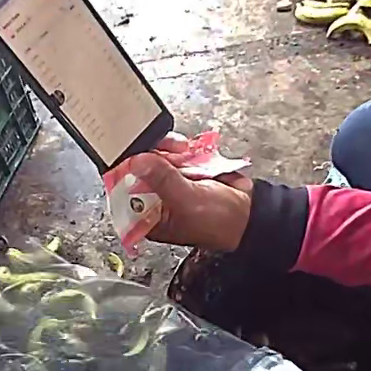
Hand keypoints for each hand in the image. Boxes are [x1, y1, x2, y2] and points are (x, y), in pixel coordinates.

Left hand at [121, 136, 252, 251]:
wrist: (248, 213)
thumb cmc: (218, 221)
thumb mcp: (187, 201)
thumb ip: (163, 180)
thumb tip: (138, 162)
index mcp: (145, 216)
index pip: (122, 189)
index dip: (126, 169)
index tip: (135, 153)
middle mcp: (151, 199)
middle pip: (137, 169)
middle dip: (150, 155)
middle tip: (165, 149)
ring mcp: (165, 184)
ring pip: (153, 157)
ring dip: (166, 149)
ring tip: (183, 150)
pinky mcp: (179, 171)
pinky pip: (170, 153)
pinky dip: (178, 148)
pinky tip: (187, 149)